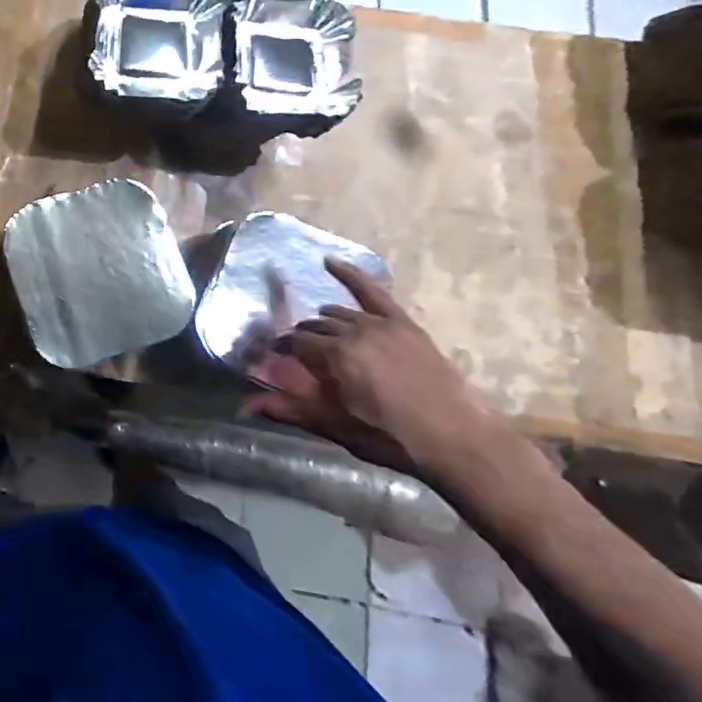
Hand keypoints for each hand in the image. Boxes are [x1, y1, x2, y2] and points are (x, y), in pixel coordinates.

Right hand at [244, 259, 513, 478]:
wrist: (457, 439)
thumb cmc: (390, 437)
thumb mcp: (337, 425)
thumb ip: (290, 409)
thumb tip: (244, 406)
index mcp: (336, 356)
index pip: (297, 342)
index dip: (286, 350)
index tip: (280, 360)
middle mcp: (355, 332)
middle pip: (316, 326)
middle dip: (303, 336)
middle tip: (301, 354)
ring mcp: (381, 324)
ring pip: (339, 312)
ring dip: (325, 320)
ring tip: (320, 333)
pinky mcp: (404, 324)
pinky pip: (373, 291)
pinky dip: (350, 274)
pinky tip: (330, 262)